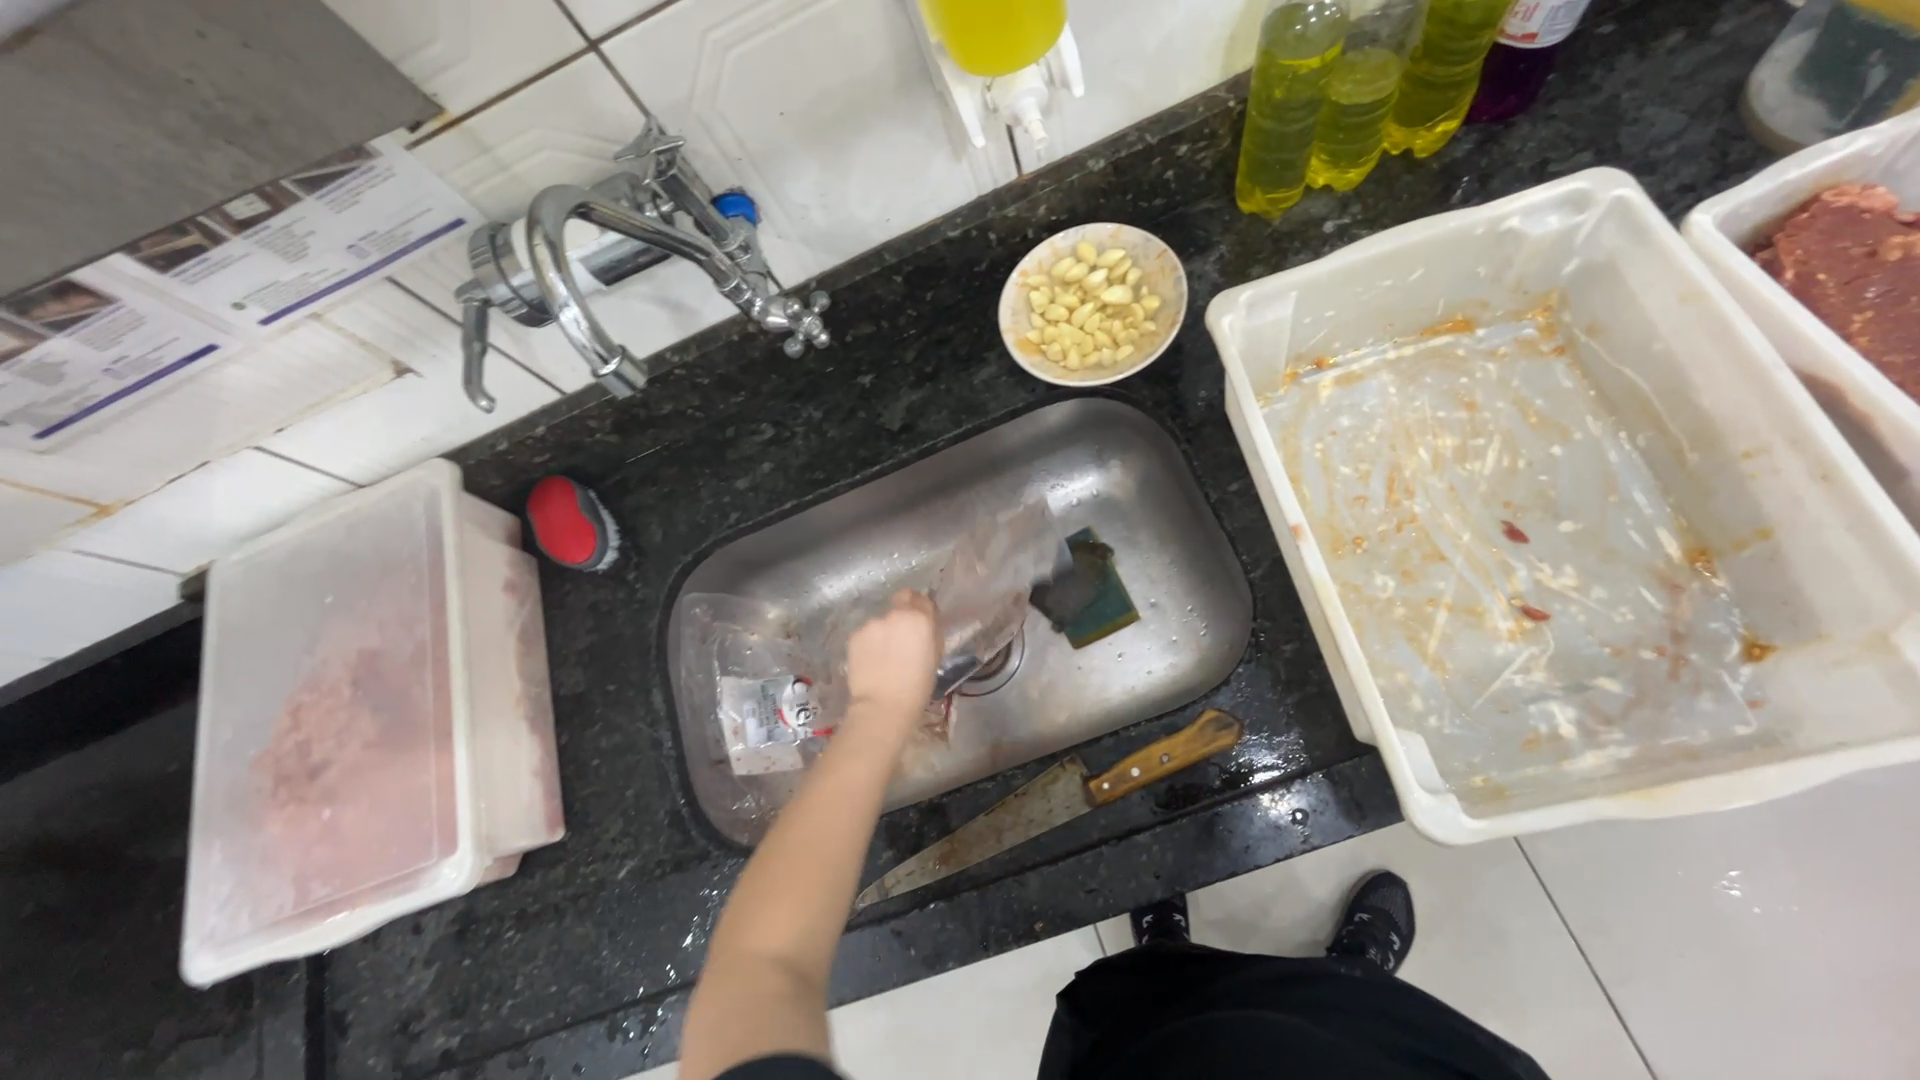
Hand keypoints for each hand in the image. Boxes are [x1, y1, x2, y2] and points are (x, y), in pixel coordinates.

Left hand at [843, 590, 939, 735]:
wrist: (883, 706)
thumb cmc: (917, 686)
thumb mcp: (935, 656)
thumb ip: (930, 632)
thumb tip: (925, 622)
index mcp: (920, 618)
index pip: (920, 598)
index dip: (920, 608)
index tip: (919, 620)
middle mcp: (895, 614)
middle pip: (900, 602)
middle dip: (901, 615)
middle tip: (901, 638)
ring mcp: (872, 623)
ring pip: (881, 620)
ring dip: (884, 630)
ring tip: (884, 655)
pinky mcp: (855, 635)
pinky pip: (866, 633)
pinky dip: (869, 642)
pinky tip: (871, 661)